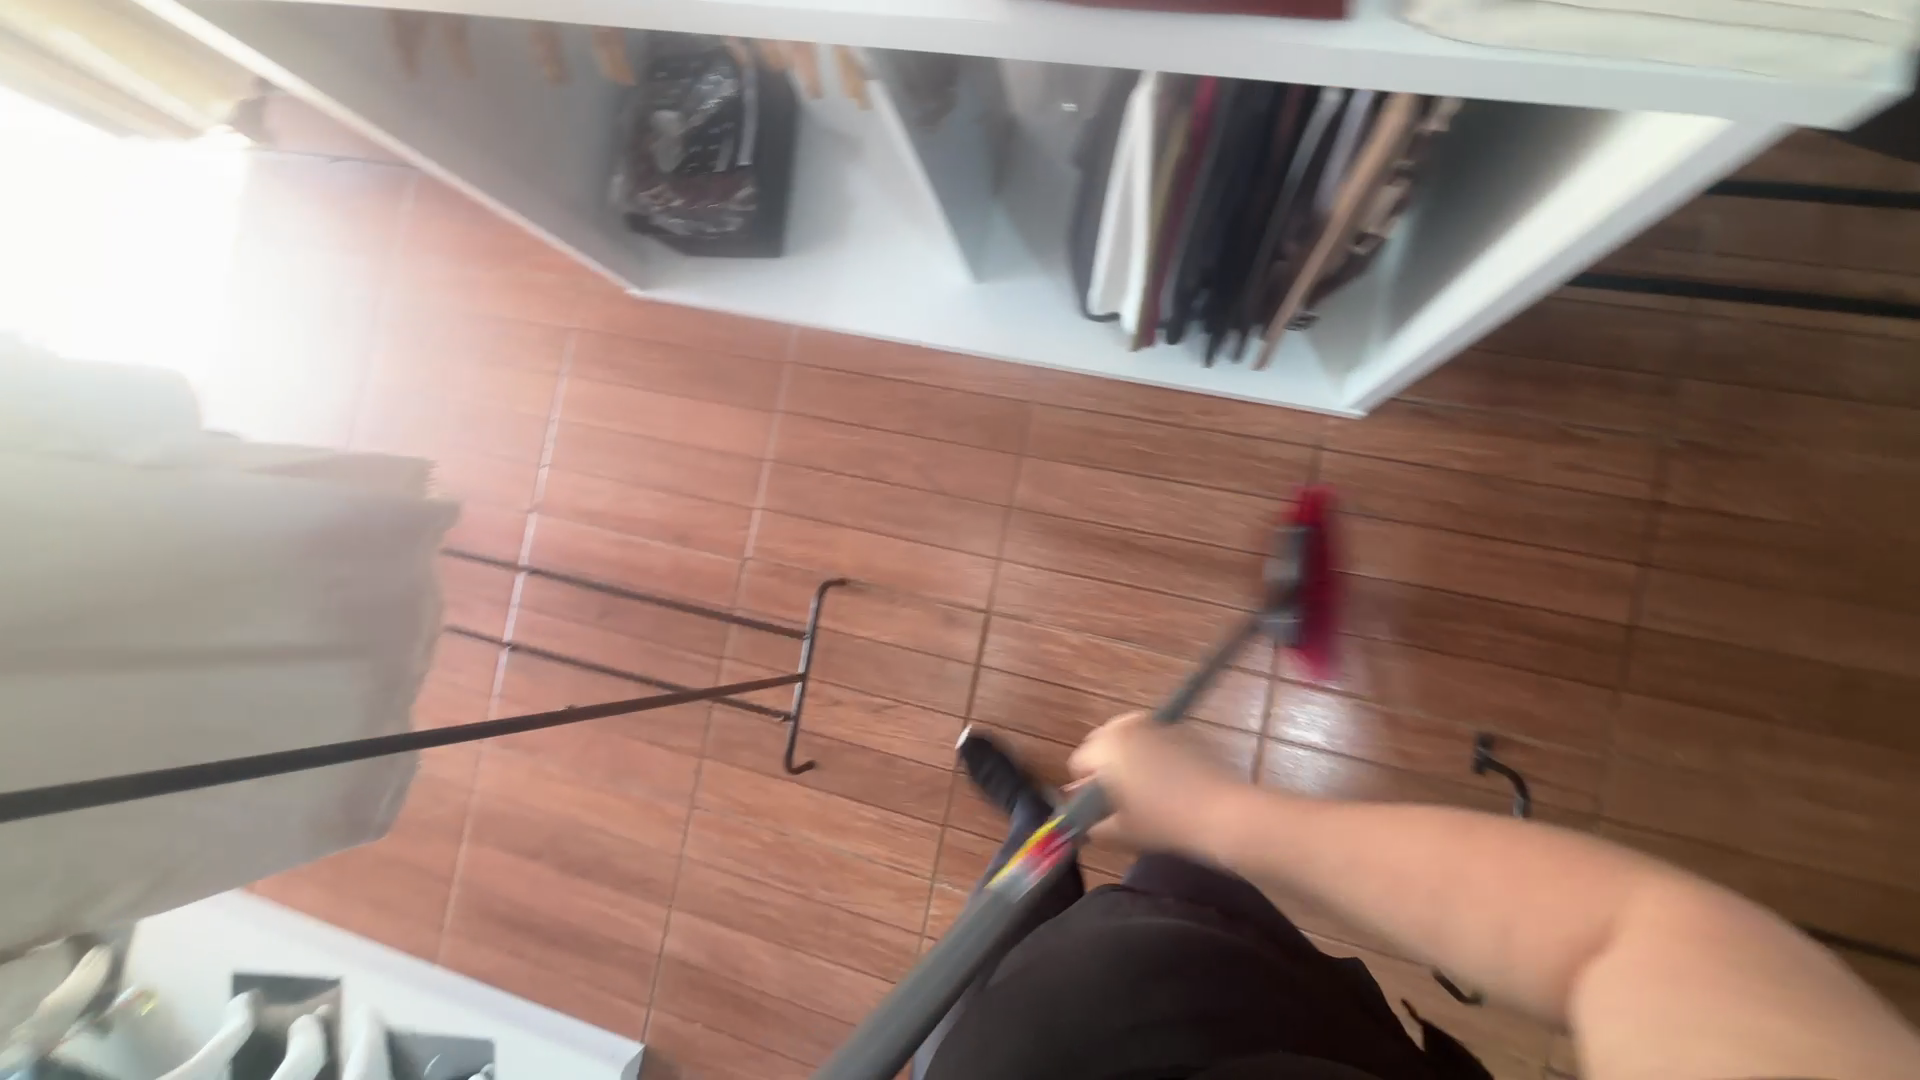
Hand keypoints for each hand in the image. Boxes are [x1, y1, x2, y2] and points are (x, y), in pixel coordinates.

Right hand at [1068, 712, 1244, 853]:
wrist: (1223, 813)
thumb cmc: (1164, 822)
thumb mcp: (1122, 833)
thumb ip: (1095, 828)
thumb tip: (1086, 827)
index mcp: (1105, 747)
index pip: (1078, 762)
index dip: (1083, 787)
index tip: (1096, 807)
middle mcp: (1125, 726)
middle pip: (1100, 742)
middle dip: (1104, 765)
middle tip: (1118, 796)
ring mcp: (1155, 724)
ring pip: (1127, 737)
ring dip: (1127, 756)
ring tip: (1142, 787)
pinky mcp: (1180, 729)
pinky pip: (1152, 738)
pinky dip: (1151, 752)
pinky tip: (1166, 779)